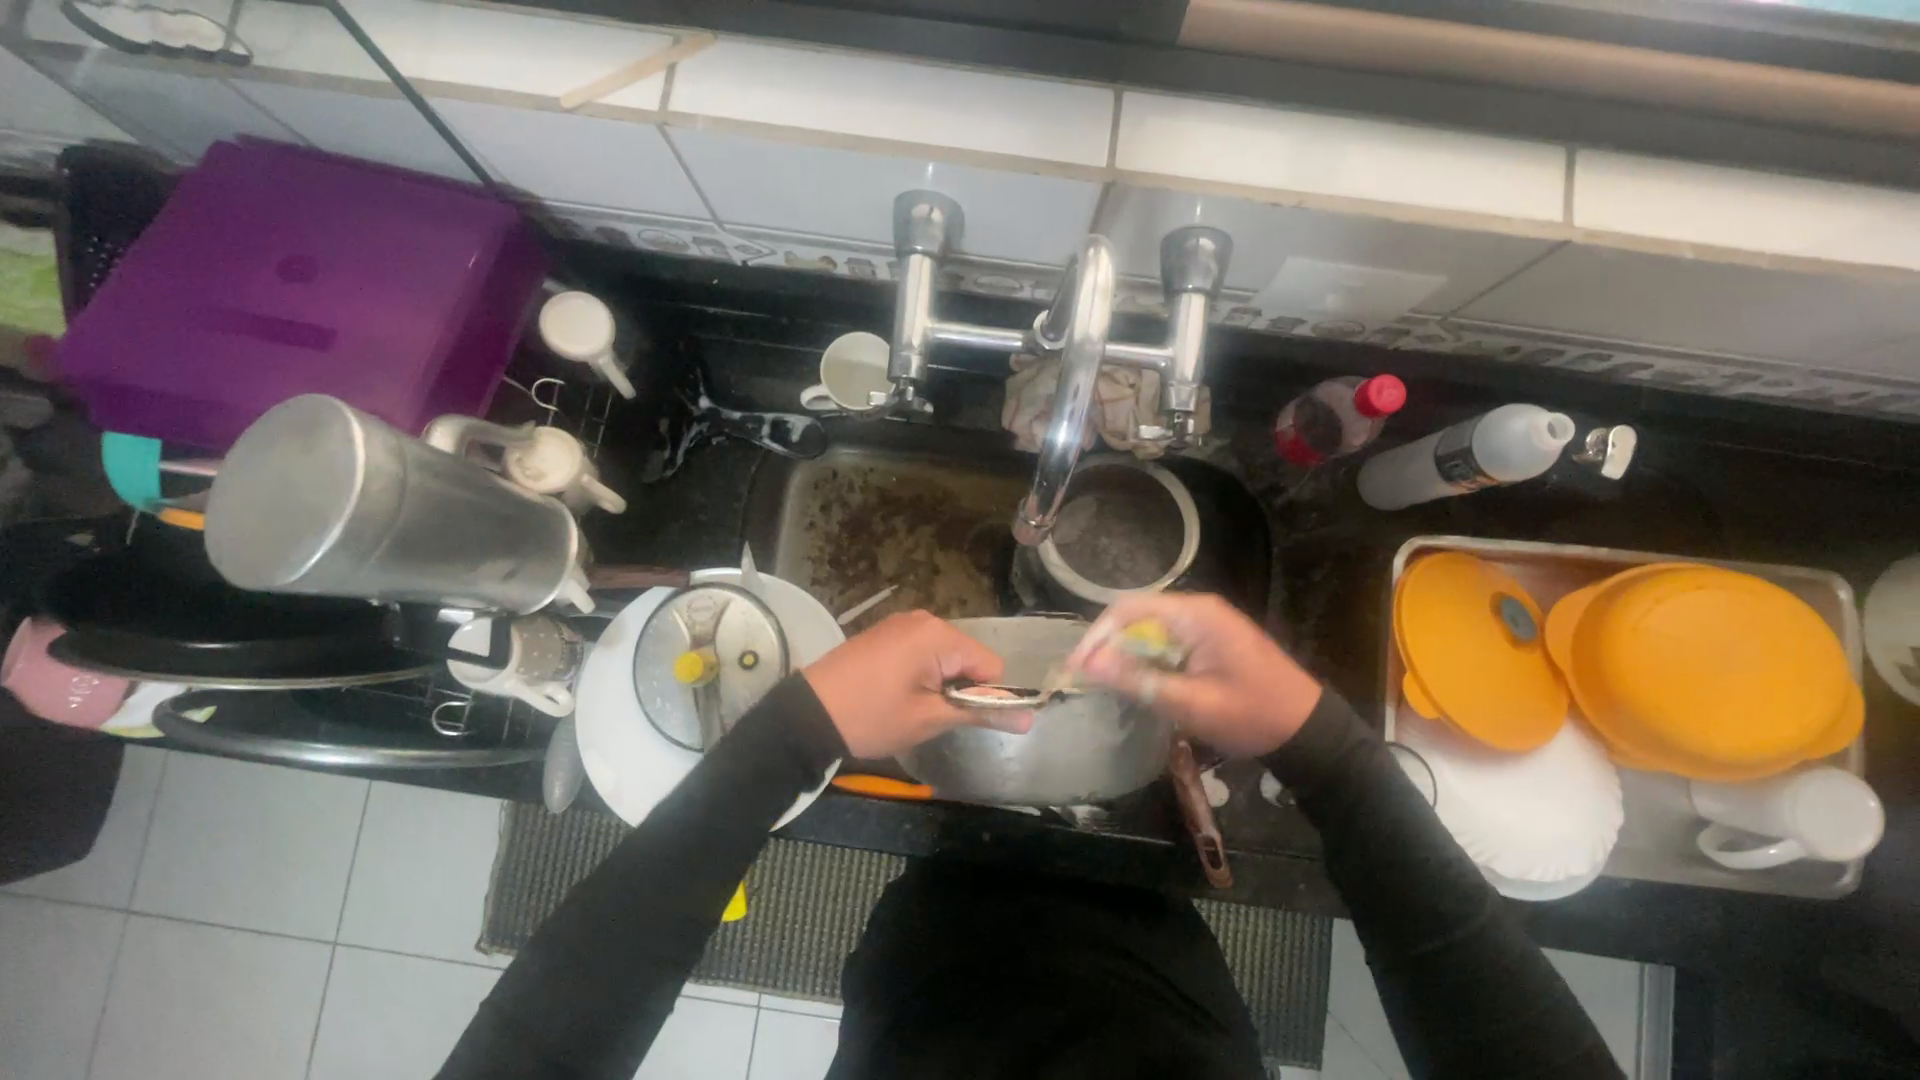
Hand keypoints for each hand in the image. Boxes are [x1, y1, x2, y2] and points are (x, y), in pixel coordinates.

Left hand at [803, 610, 1026, 758]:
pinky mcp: (885, 634)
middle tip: (927, 714)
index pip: (991, 666)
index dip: (985, 697)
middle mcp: (924, 620)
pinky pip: (922, 652)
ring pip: (945, 657)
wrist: (807, 713)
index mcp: (939, 635)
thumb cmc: (871, 716)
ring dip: (939, 684)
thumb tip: (1031, 718)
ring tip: (908, 707)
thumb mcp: (929, 719)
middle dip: (959, 689)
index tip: (956, 718)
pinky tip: (895, 694)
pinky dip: (920, 674)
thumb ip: (981, 712)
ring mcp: (902, 624)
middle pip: (968, 658)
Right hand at [1065, 593, 1321, 756]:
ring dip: (1127, 654)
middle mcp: (1198, 609)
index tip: (1077, 667)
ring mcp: (1206, 623)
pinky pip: (1166, 641)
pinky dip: (1148, 660)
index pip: (1128, 609)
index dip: (1097, 635)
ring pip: (1149, 629)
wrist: (1308, 731)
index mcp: (1195, 614)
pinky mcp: (1209, 640)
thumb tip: (1086, 666)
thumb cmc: (1252, 715)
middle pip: (1136, 615)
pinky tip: (1139, 683)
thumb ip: (1138, 681)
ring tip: (1106, 684)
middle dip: (1108, 646)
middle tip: (1088, 679)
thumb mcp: (1191, 703)